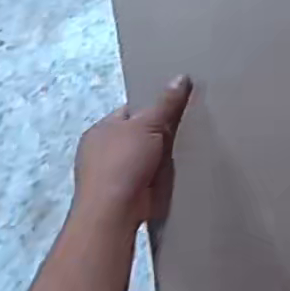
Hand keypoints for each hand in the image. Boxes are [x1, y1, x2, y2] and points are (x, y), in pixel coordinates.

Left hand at [72, 76, 191, 227]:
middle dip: (160, 132)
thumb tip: (181, 77)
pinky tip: (179, 170)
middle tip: (187, 124)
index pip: (130, 111)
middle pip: (138, 134)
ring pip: (144, 157)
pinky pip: (148, 177)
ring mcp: (111, 176)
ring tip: (189, 146)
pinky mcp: (124, 196)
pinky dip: (161, 175)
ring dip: (161, 156)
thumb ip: (166, 102)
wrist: (114, 214)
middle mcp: (101, 152)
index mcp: (100, 130)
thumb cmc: (124, 162)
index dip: (153, 106)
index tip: (177, 105)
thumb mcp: (148, 124)